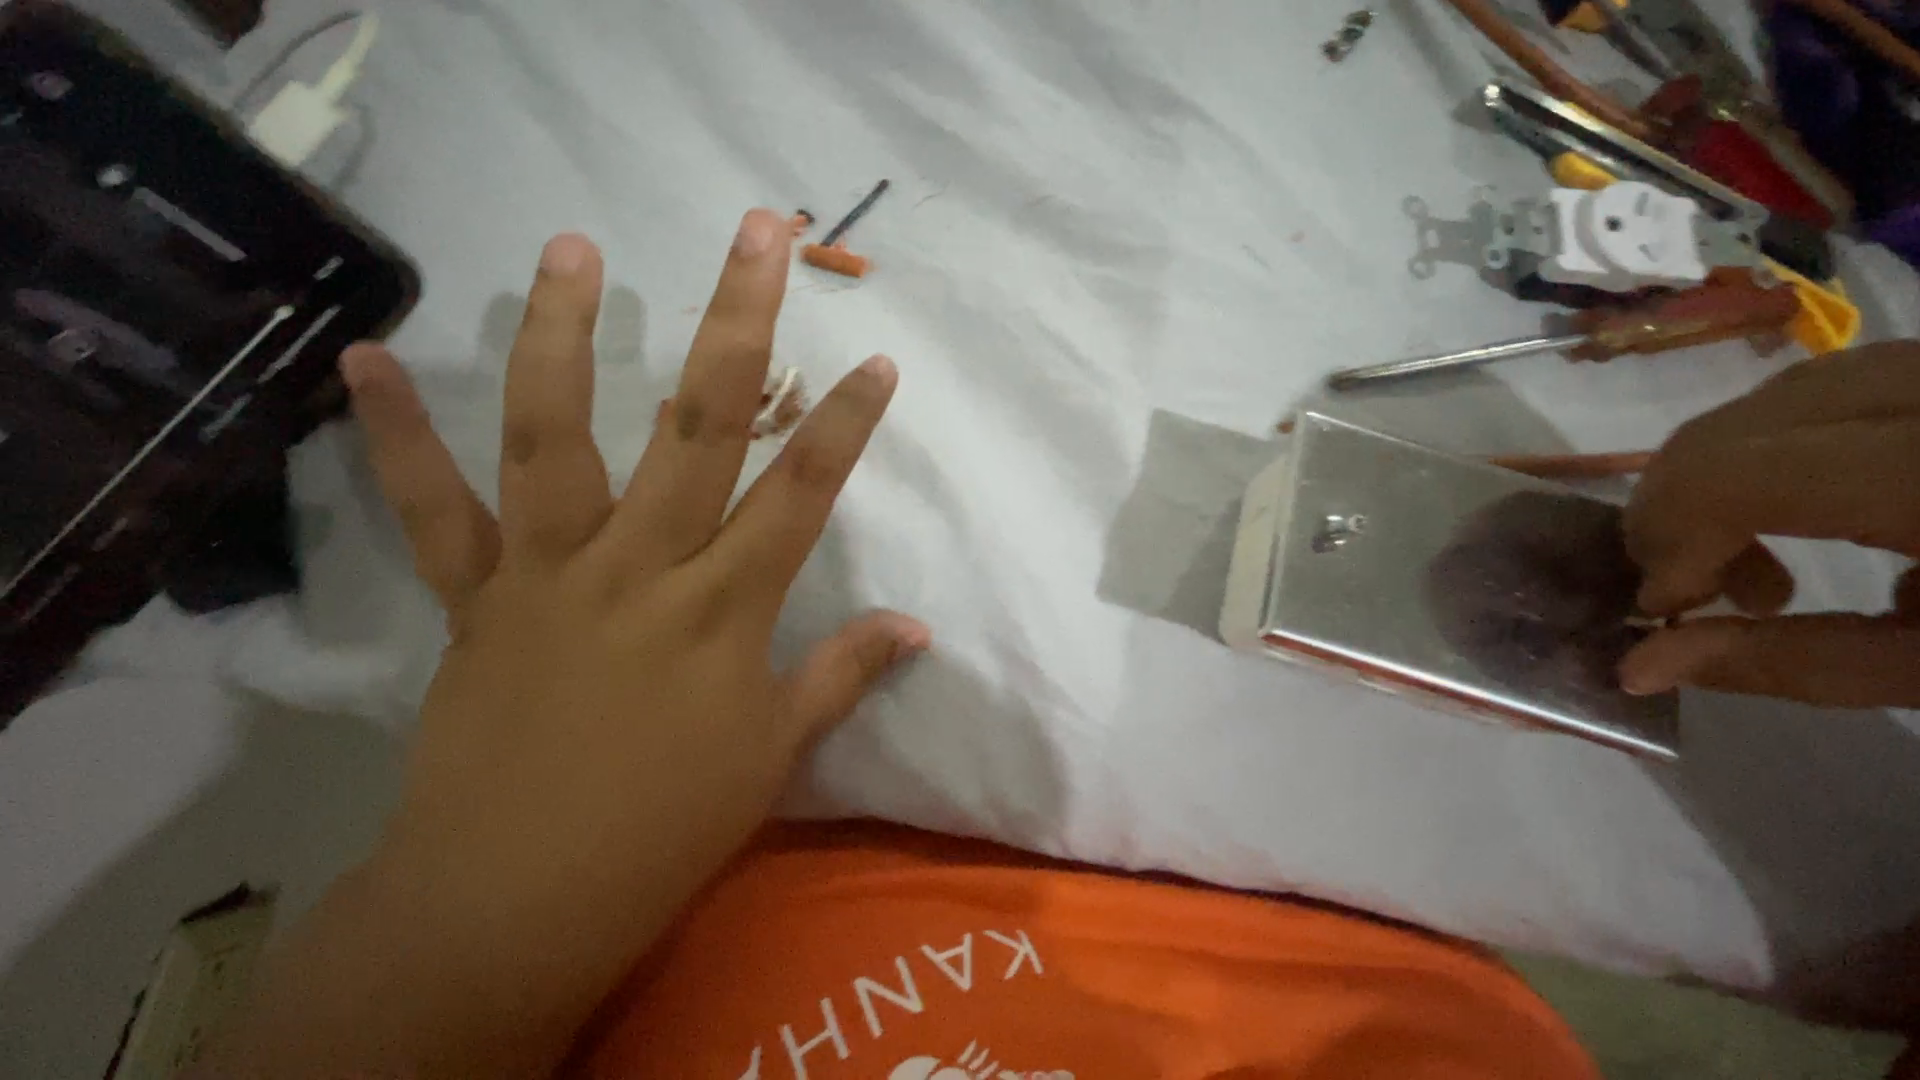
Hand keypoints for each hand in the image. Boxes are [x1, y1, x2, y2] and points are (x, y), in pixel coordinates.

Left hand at [209, 209, 926, 1078]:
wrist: (519, 899)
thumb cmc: (667, 827)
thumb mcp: (776, 753)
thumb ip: (844, 675)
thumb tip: (919, 627)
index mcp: (726, 608)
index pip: (804, 492)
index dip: (845, 420)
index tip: (876, 356)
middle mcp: (644, 564)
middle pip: (702, 426)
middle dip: (740, 324)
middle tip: (758, 232)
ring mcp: (553, 571)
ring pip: (560, 436)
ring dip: (567, 337)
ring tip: (574, 248)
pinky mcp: (476, 596)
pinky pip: (432, 510)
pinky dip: (395, 438)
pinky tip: (366, 360)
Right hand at [1618, 341, 1919, 706]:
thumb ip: (1788, 663)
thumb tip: (1637, 665)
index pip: (1730, 478)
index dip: (1666, 541)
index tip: (1667, 609)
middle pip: (1733, 429)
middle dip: (1675, 511)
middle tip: (1694, 586)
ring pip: (1775, 398)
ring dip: (1719, 477)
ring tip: (1752, 550)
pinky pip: (1831, 387)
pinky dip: (1777, 448)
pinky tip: (1810, 506)